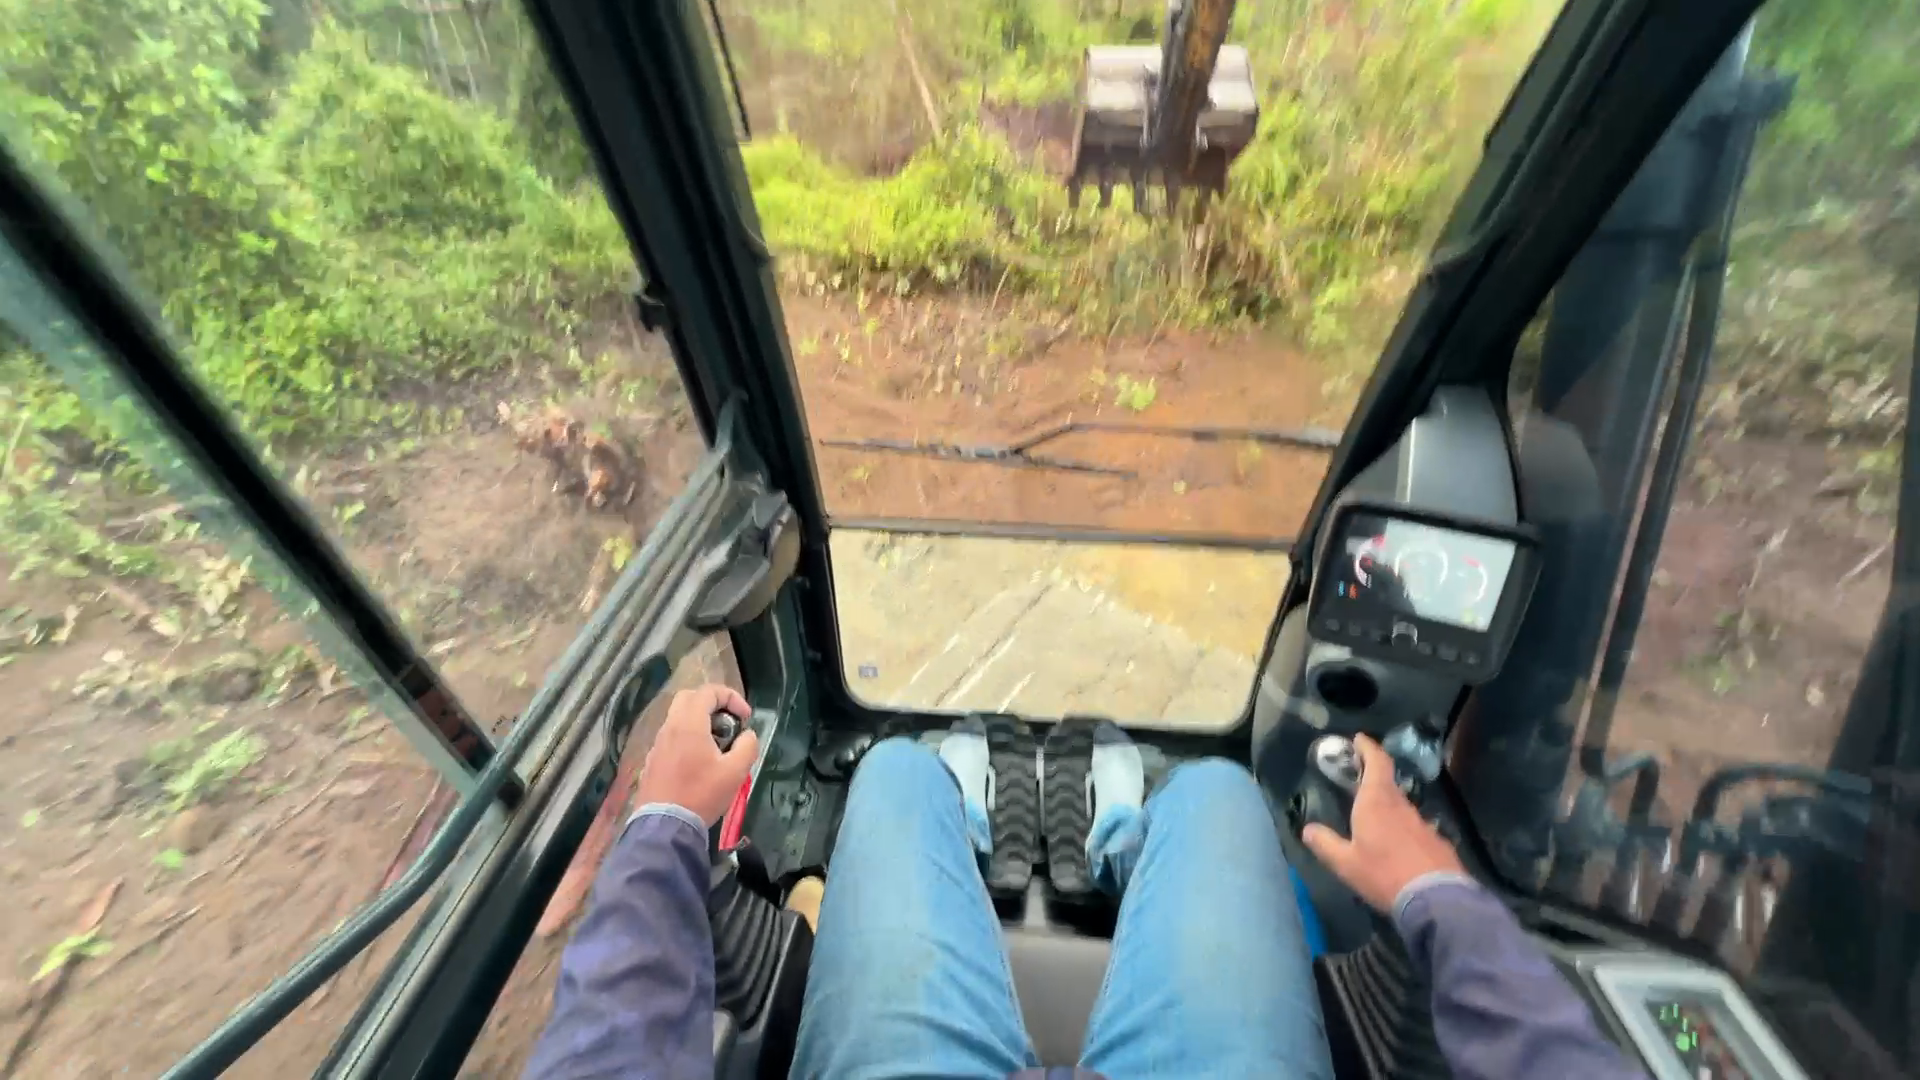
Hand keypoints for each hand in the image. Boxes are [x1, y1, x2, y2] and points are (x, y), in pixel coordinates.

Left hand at [634, 684, 756, 825]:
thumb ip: (747, 746)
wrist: (665, 827)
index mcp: (688, 724)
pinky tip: (698, 764)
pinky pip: (671, 739)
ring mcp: (657, 745)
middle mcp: (669, 728)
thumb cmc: (702, 794)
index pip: (708, 691)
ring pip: (678, 719)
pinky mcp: (652, 762)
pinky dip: (687, 739)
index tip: (745, 717)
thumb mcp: (736, 771)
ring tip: (717, 747)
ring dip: (700, 723)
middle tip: (728, 722)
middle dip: (712, 704)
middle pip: (689, 698)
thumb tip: (746, 736)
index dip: (731, 697)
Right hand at [1301, 734, 1464, 912]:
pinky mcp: (1439, 845)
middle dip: (1372, 779)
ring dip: (1388, 807)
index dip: (1368, 748)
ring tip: (1375, 821)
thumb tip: (1308, 830)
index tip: (1359, 739)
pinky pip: (1416, 830)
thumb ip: (1325, 843)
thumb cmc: (1385, 874)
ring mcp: (1424, 825)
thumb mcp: (1345, 863)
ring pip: (1402, 808)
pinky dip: (1404, 831)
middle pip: (1387, 784)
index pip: (1377, 763)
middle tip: (1356, 781)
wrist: (1440, 903)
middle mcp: (1402, 807)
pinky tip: (1399, 849)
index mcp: (1376, 802)